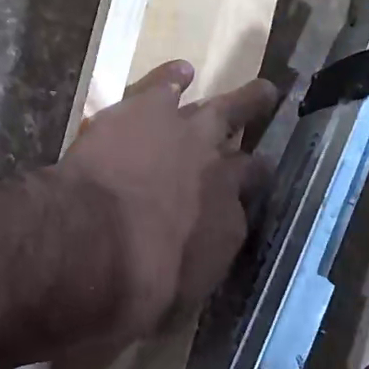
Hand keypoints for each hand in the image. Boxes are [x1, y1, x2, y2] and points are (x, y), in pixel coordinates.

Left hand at [56, 60, 276, 340]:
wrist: (93, 245)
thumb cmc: (130, 291)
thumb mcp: (173, 298)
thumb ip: (188, 272)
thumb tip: (187, 265)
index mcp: (227, 226)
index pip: (241, 209)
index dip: (239, 201)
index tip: (237, 199)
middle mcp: (219, 176)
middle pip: (248, 157)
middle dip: (258, 152)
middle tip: (275, 139)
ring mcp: (188, 137)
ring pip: (225, 110)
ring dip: (242, 102)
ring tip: (260, 91)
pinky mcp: (148, 111)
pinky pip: (166, 85)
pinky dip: (174, 77)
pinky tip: (182, 70)